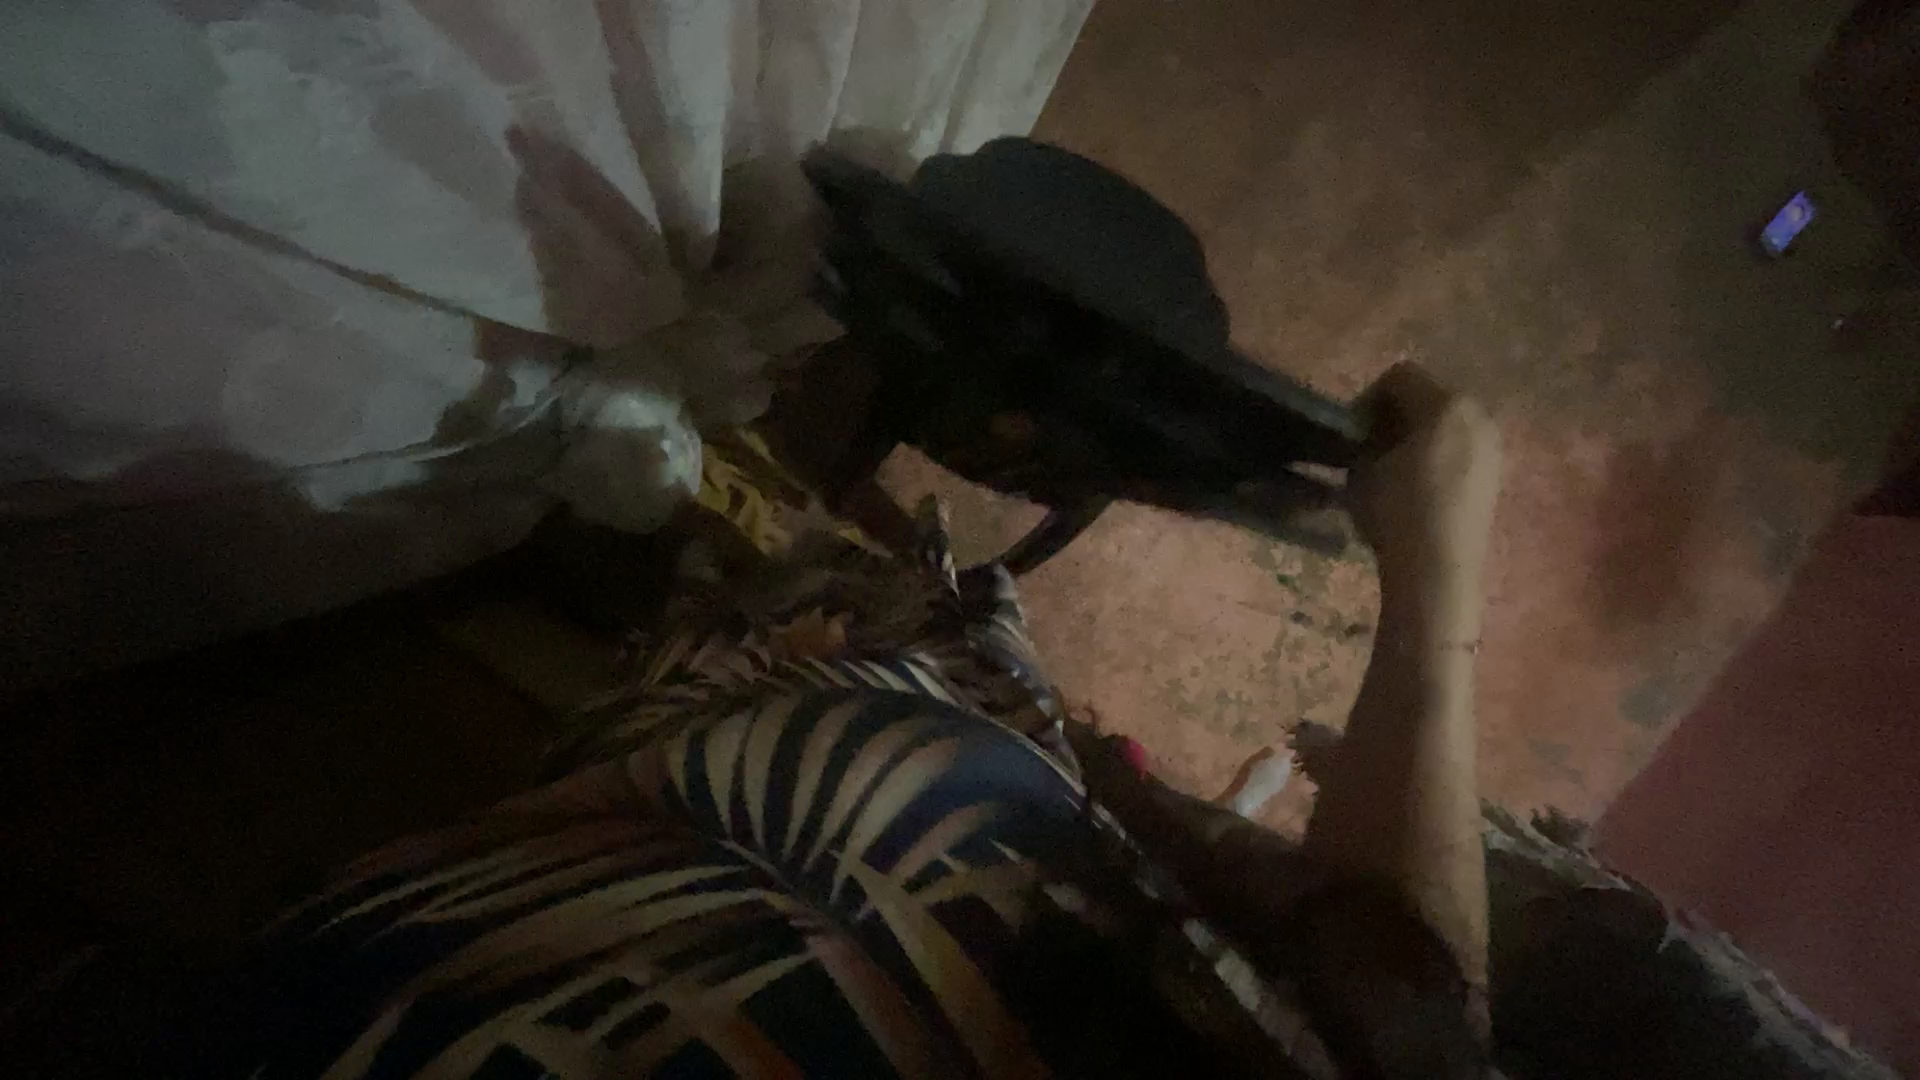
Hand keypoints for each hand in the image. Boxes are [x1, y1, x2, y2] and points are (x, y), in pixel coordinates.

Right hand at [1348, 364, 1501, 596]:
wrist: (1437, 565)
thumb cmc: (1393, 509)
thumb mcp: (1360, 469)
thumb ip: (1363, 440)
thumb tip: (1368, 436)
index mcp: (1444, 403)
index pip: (1399, 376)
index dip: (1368, 398)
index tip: (1351, 430)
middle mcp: (1477, 414)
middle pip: (1429, 396)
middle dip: (1395, 415)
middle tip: (1368, 447)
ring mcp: (1493, 444)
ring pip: (1447, 423)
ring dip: (1416, 436)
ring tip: (1392, 469)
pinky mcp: (1495, 473)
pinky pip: (1460, 447)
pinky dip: (1436, 455)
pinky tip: (1416, 487)